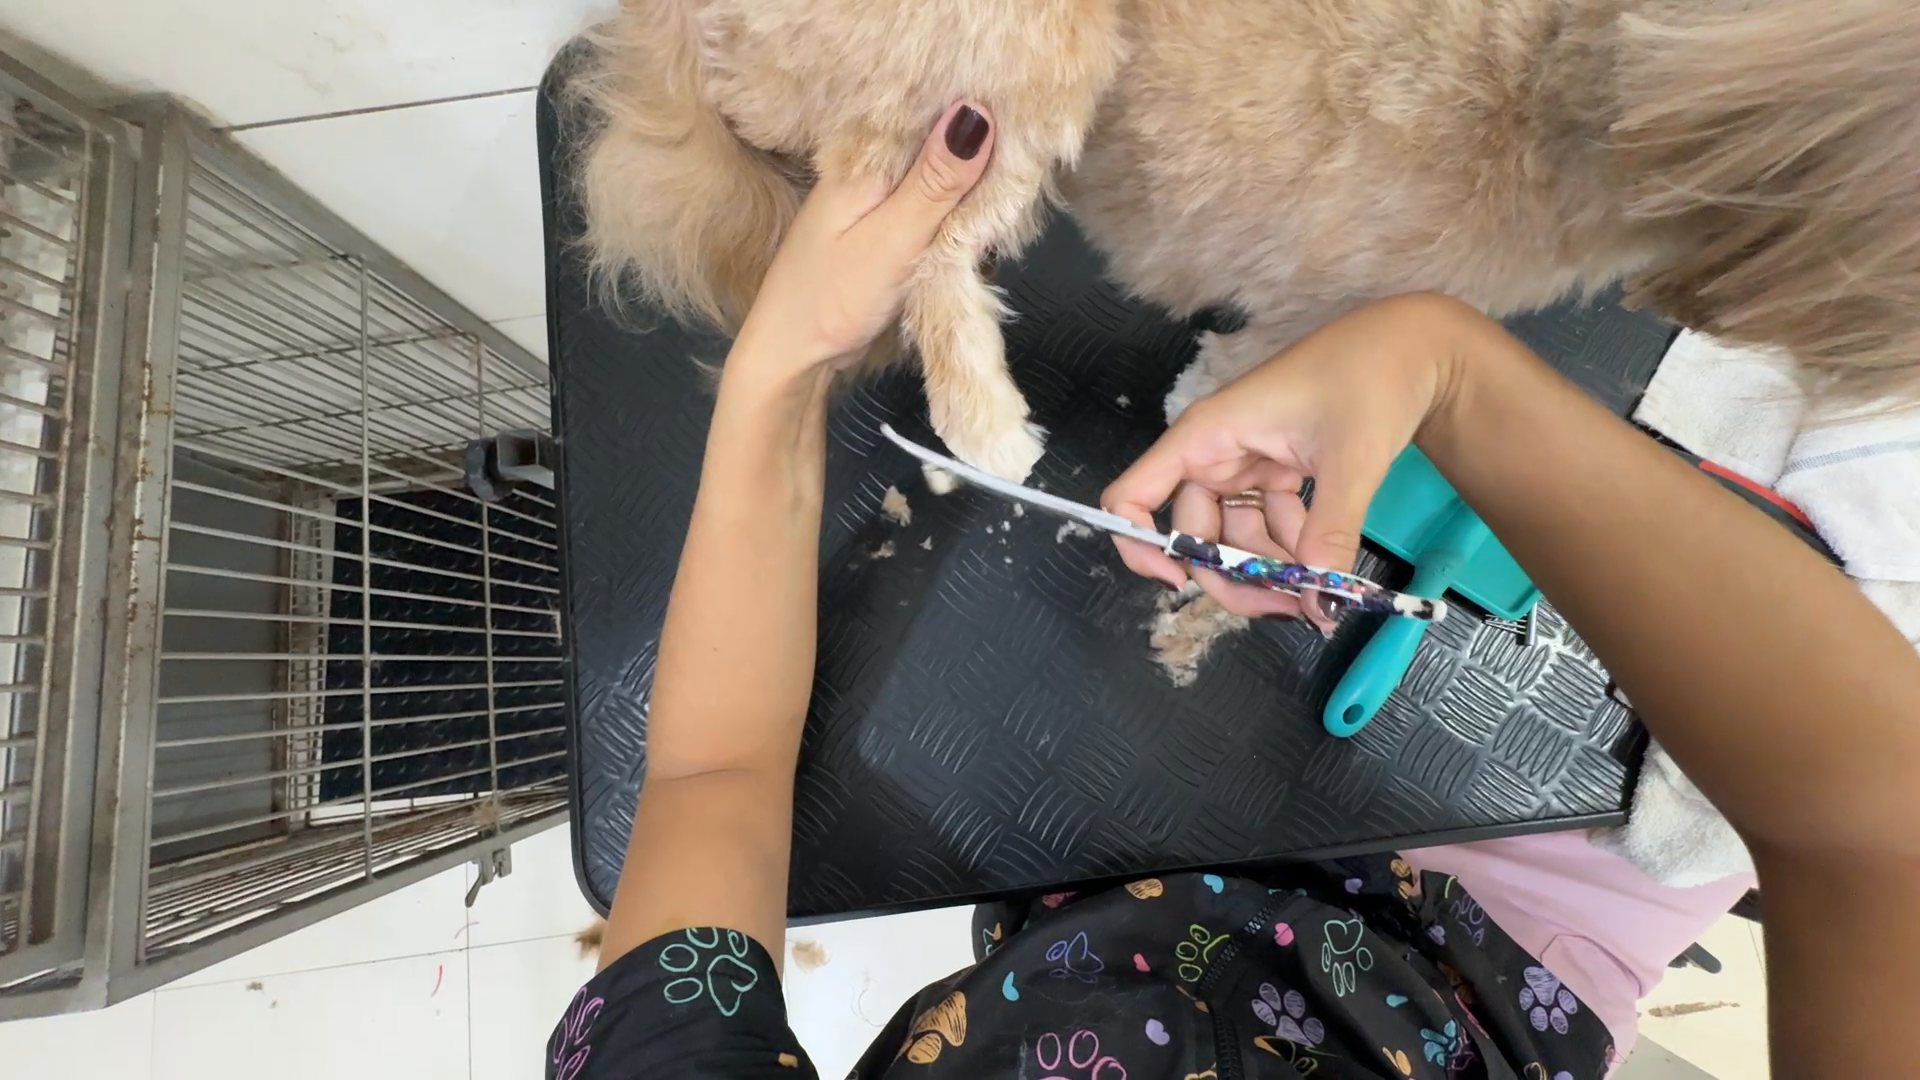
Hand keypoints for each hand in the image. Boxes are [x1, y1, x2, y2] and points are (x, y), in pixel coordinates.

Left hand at [729, 101, 995, 383]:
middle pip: (937, 152)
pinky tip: (965, 251)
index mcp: (865, 158)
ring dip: (965, 210)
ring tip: (986, 235)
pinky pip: (927, 221)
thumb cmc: (833, 298)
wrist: (794, 354)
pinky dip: (949, 233)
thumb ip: (935, 183)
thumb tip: (977, 115)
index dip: (974, 124)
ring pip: (936, 190)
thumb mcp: (892, 239)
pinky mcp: (881, 238)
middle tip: (1005, 203)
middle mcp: (869, 173)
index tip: (1016, 142)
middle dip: (976, 172)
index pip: (930, 115)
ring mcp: (875, 207)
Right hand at [1102, 293, 1482, 630]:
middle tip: (1288, 608)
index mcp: (1204, 438)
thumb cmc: (1370, 378)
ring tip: (1321, 595)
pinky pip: (1264, 529)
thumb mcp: (1351, 458)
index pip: (1131, 496)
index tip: (1178, 582)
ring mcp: (1239, 468)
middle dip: (1231, 576)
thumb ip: (1329, 531)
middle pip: (1191, 534)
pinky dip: (1290, 552)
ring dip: (1268, 572)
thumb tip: (1322, 604)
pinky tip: (1326, 563)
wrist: (1415, 344)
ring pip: (1230, 540)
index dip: (1139, 545)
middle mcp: (1210, 456)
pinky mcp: (1268, 478)